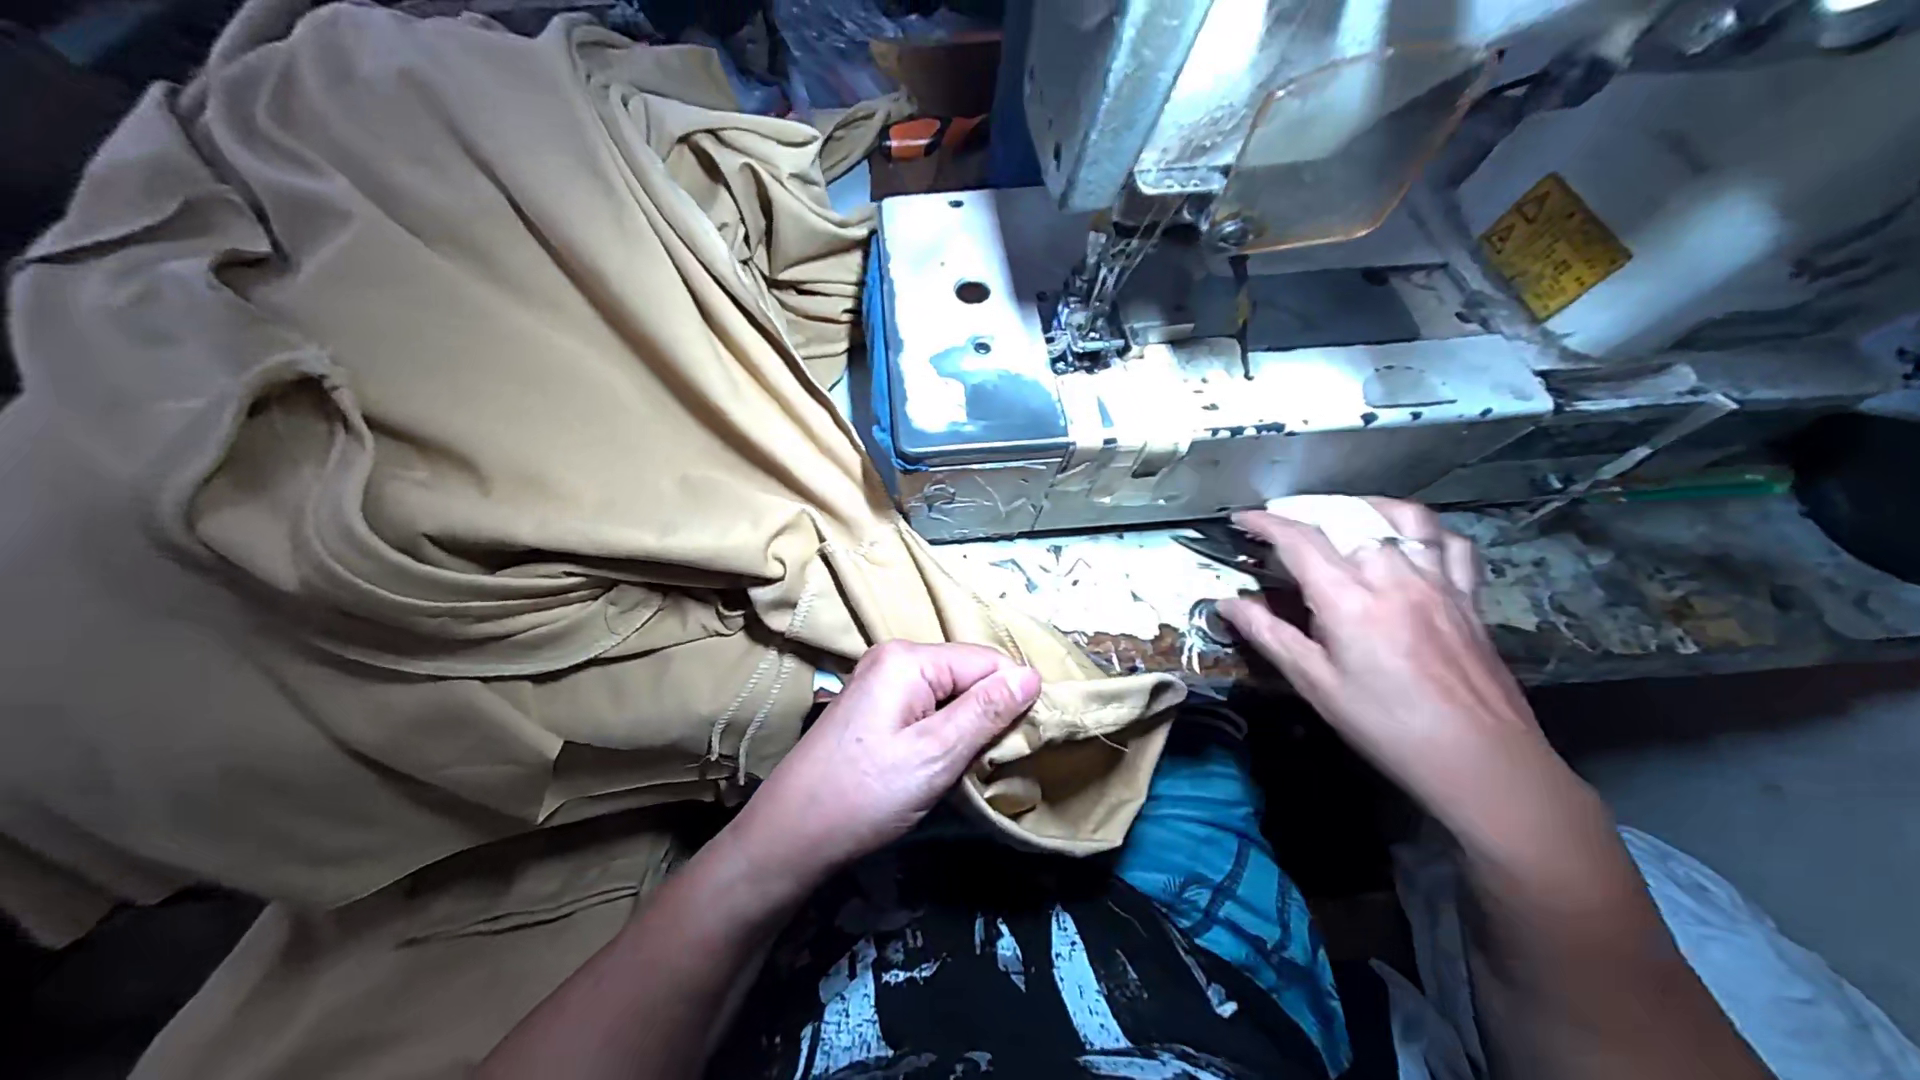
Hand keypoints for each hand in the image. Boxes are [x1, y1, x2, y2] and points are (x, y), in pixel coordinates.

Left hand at [729, 641, 1040, 883]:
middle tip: (992, 762)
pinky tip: (940, 764)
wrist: (790, 836)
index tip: (1024, 743)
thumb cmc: (865, 794)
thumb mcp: (936, 753)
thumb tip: (1032, 675)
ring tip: (967, 767)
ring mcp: (881, 682)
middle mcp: (894, 658)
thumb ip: (986, 711)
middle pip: (968, 675)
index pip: (987, 661)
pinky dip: (944, 734)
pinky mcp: (875, 708)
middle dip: (989, 714)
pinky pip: (928, 708)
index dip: (1012, 698)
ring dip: (967, 728)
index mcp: (908, 659)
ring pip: (951, 695)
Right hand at [1216, 499, 1563, 829]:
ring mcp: (1437, 581)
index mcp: (1348, 598)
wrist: (1480, 760)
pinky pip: (1451, 544)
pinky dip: (1425, 530)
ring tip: (1344, 514)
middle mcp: (1393, 575)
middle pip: (1348, 520)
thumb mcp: (1315, 683)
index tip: (1243, 518)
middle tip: (1284, 524)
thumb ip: (1269, 635)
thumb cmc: (1386, 725)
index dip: (1266, 523)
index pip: (1299, 540)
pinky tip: (1409, 540)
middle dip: (1308, 511)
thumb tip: (1226, 603)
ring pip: (1403, 519)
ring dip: (1366, 507)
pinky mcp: (1468, 596)